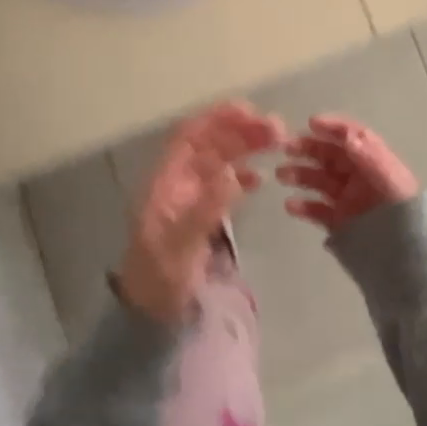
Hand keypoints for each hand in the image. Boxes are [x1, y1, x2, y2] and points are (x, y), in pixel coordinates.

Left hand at [118, 102, 284, 323]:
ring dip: (245, 148)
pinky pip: (222, 184)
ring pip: (219, 161)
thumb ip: (207, 208)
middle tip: (277, 128)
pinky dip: (242, 174)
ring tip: (277, 142)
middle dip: (240, 131)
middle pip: (208, 145)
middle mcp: (176, 183)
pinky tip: (262, 176)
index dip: (216, 118)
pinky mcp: (200, 216)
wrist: (149, 315)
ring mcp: (188, 198)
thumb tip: (236, 172)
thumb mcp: (180, 245)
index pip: (189, 136)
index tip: (249, 110)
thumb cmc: (158, 279)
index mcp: (164, 182)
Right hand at [277, 114, 419, 230]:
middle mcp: (358, 177)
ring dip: (300, 174)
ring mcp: (347, 200)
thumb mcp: (391, 182)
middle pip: (330, 155)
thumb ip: (370, 159)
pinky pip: (317, 210)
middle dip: (308, 148)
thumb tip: (348, 137)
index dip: (333, 127)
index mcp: (374, 163)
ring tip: (282, 175)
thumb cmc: (404, 216)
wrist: (406, 260)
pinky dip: (302, 206)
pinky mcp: (339, 222)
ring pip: (319, 180)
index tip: (311, 122)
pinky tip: (290, 205)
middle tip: (285, 147)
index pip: (352, 136)